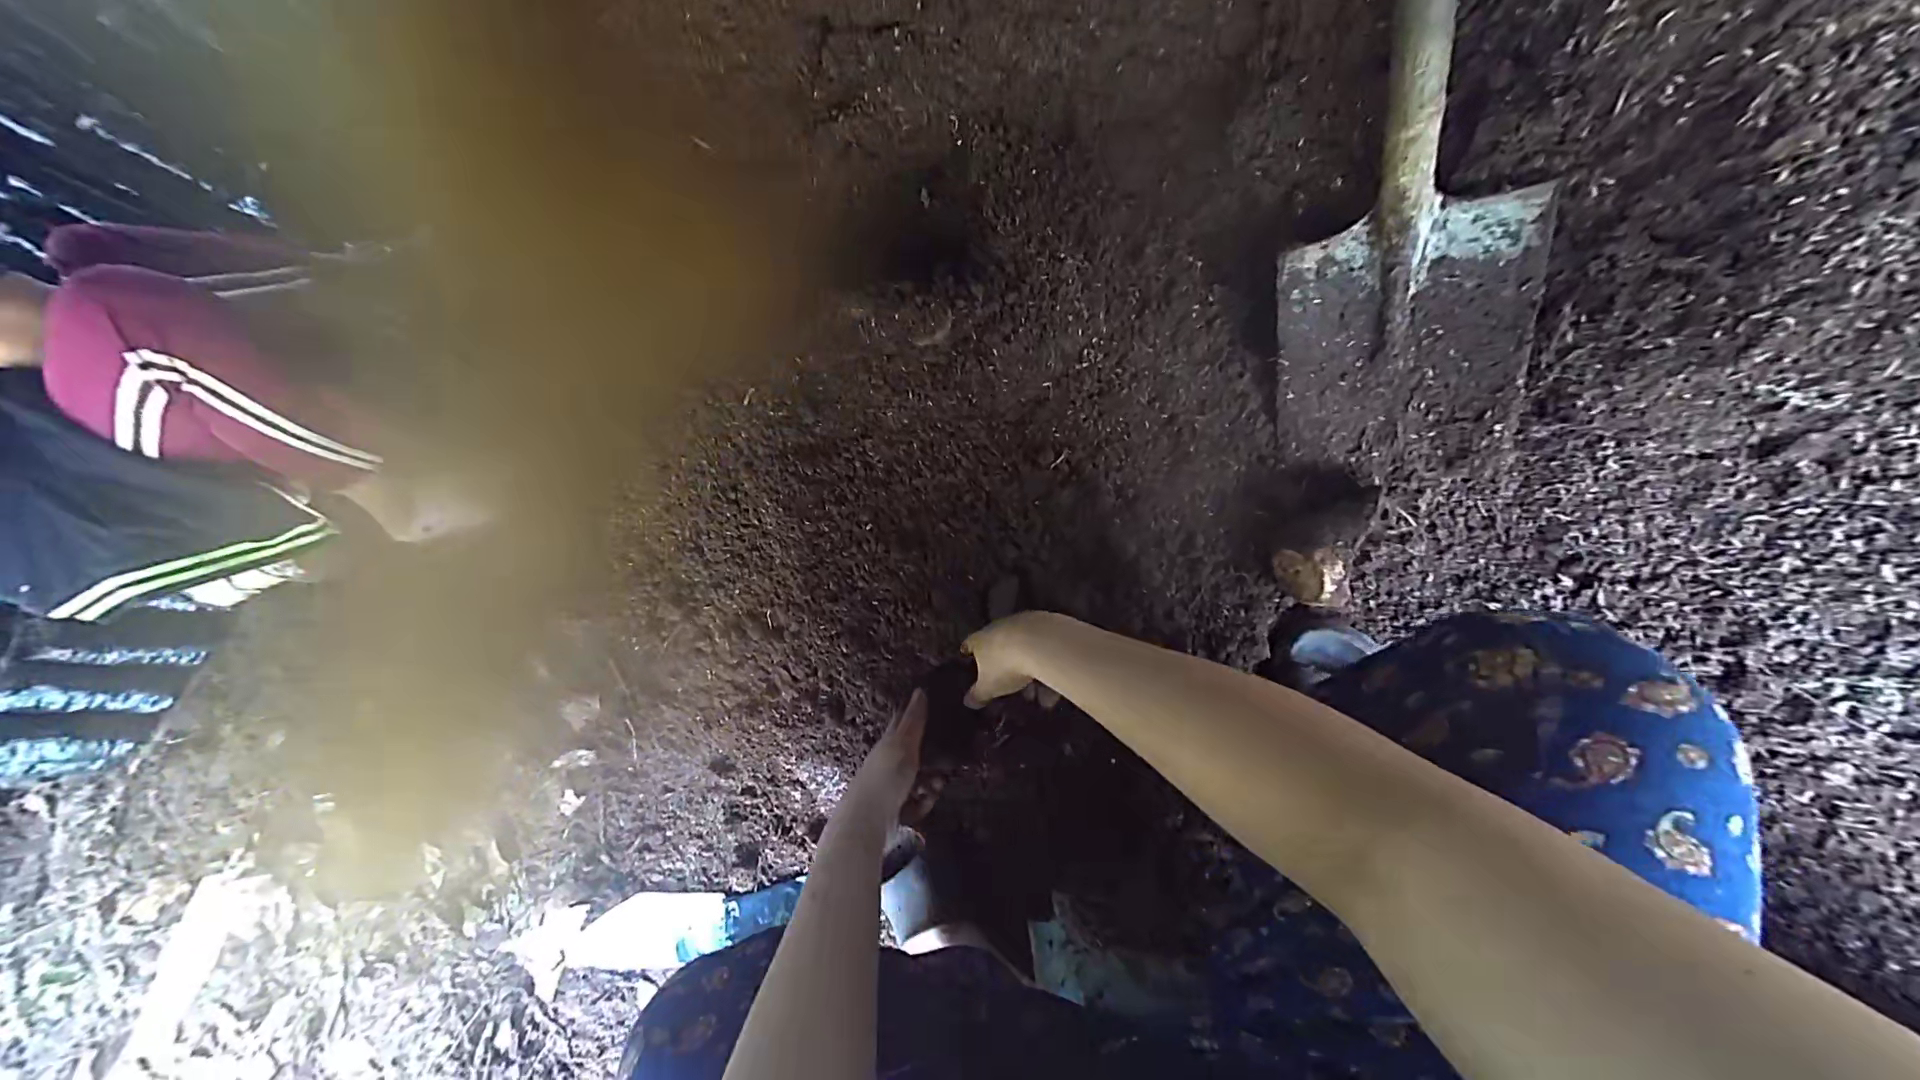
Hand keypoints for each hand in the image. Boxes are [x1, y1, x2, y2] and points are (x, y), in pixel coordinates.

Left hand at [844, 690, 927, 817]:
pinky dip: (921, 806)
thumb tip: (919, 690)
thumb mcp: (903, 745)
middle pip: (916, 756)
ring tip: (933, 791)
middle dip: (933, 762)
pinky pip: (915, 804)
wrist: (866, 824)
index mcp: (887, 745)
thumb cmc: (886, 779)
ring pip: (919, 782)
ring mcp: (890, 789)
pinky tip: (921, 808)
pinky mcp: (894, 812)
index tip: (934, 712)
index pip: (902, 723)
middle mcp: (887, 765)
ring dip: (930, 786)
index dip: (916, 716)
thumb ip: (913, 721)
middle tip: (944, 768)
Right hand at [960, 611, 1054, 706]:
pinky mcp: (1045, 622)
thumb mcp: (989, 687)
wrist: (1043, 642)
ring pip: (1022, 649)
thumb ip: (978, 695)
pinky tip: (1053, 684)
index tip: (968, 660)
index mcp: (980, 639)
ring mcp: (1023, 623)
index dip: (968, 653)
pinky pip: (1041, 648)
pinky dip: (1045, 664)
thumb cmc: (1006, 665)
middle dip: (1004, 667)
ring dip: (1028, 669)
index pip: (969, 644)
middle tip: (1010, 687)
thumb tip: (968, 701)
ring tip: (1040, 695)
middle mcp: (999, 627)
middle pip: (998, 647)